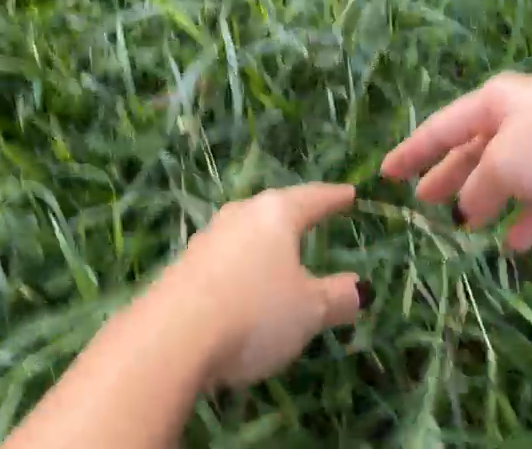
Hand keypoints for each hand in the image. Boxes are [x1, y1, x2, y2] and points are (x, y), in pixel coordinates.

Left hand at [149, 183, 369, 387]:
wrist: (171, 338)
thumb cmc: (255, 313)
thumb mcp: (309, 311)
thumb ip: (337, 297)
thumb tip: (359, 288)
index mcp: (276, 215)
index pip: (313, 199)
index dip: (334, 198)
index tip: (349, 194)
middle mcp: (241, 215)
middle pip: (274, 209)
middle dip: (295, 214)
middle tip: (313, 216)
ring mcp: (208, 239)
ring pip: (246, 232)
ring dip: (264, 242)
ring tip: (278, 251)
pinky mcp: (184, 267)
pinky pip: (224, 258)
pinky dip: (241, 267)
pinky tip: (242, 285)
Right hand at [380, 73, 531, 249]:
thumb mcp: (506, 164)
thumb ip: (478, 187)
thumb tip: (467, 207)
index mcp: (494, 102)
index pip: (441, 127)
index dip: (412, 151)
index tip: (386, 172)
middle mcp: (519, 116)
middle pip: (473, 147)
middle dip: (447, 173)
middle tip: (421, 199)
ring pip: (507, 172)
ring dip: (485, 198)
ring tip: (463, 225)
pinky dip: (527, 216)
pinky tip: (514, 242)